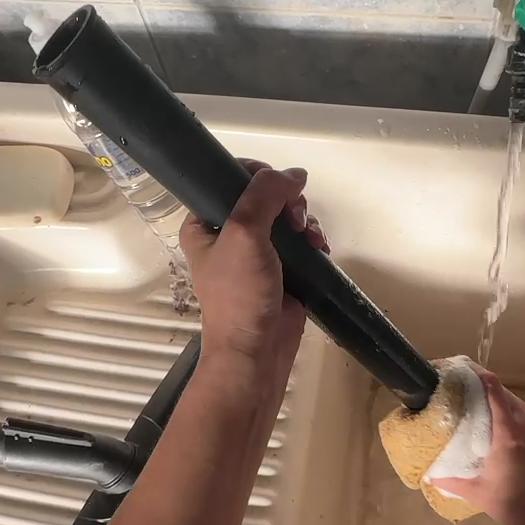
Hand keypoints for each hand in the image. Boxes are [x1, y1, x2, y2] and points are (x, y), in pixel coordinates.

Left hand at [178, 161, 328, 371]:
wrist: (256, 350)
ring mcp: (256, 253)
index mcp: (204, 223)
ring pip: (286, 218)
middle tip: (296, 221)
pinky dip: (312, 241)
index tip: (278, 187)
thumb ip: (265, 195)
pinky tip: (319, 248)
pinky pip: (299, 242)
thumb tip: (295, 174)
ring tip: (311, 239)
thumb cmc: (239, 294)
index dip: (258, 175)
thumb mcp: (244, 234)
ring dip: (304, 222)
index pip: (229, 179)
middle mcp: (228, 235)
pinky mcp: (281, 270)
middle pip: (265, 196)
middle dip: (288, 202)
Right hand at [430, 369, 524, 524]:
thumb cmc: (516, 506)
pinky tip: (505, 433)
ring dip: (502, 405)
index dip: (479, 376)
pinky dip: (516, 419)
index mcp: (510, 433)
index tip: (463, 371)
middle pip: (507, 395)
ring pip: (520, 407)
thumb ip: (452, 482)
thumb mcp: (479, 494)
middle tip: (466, 393)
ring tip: (483, 412)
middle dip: (487, 390)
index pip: (494, 391)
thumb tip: (430, 476)